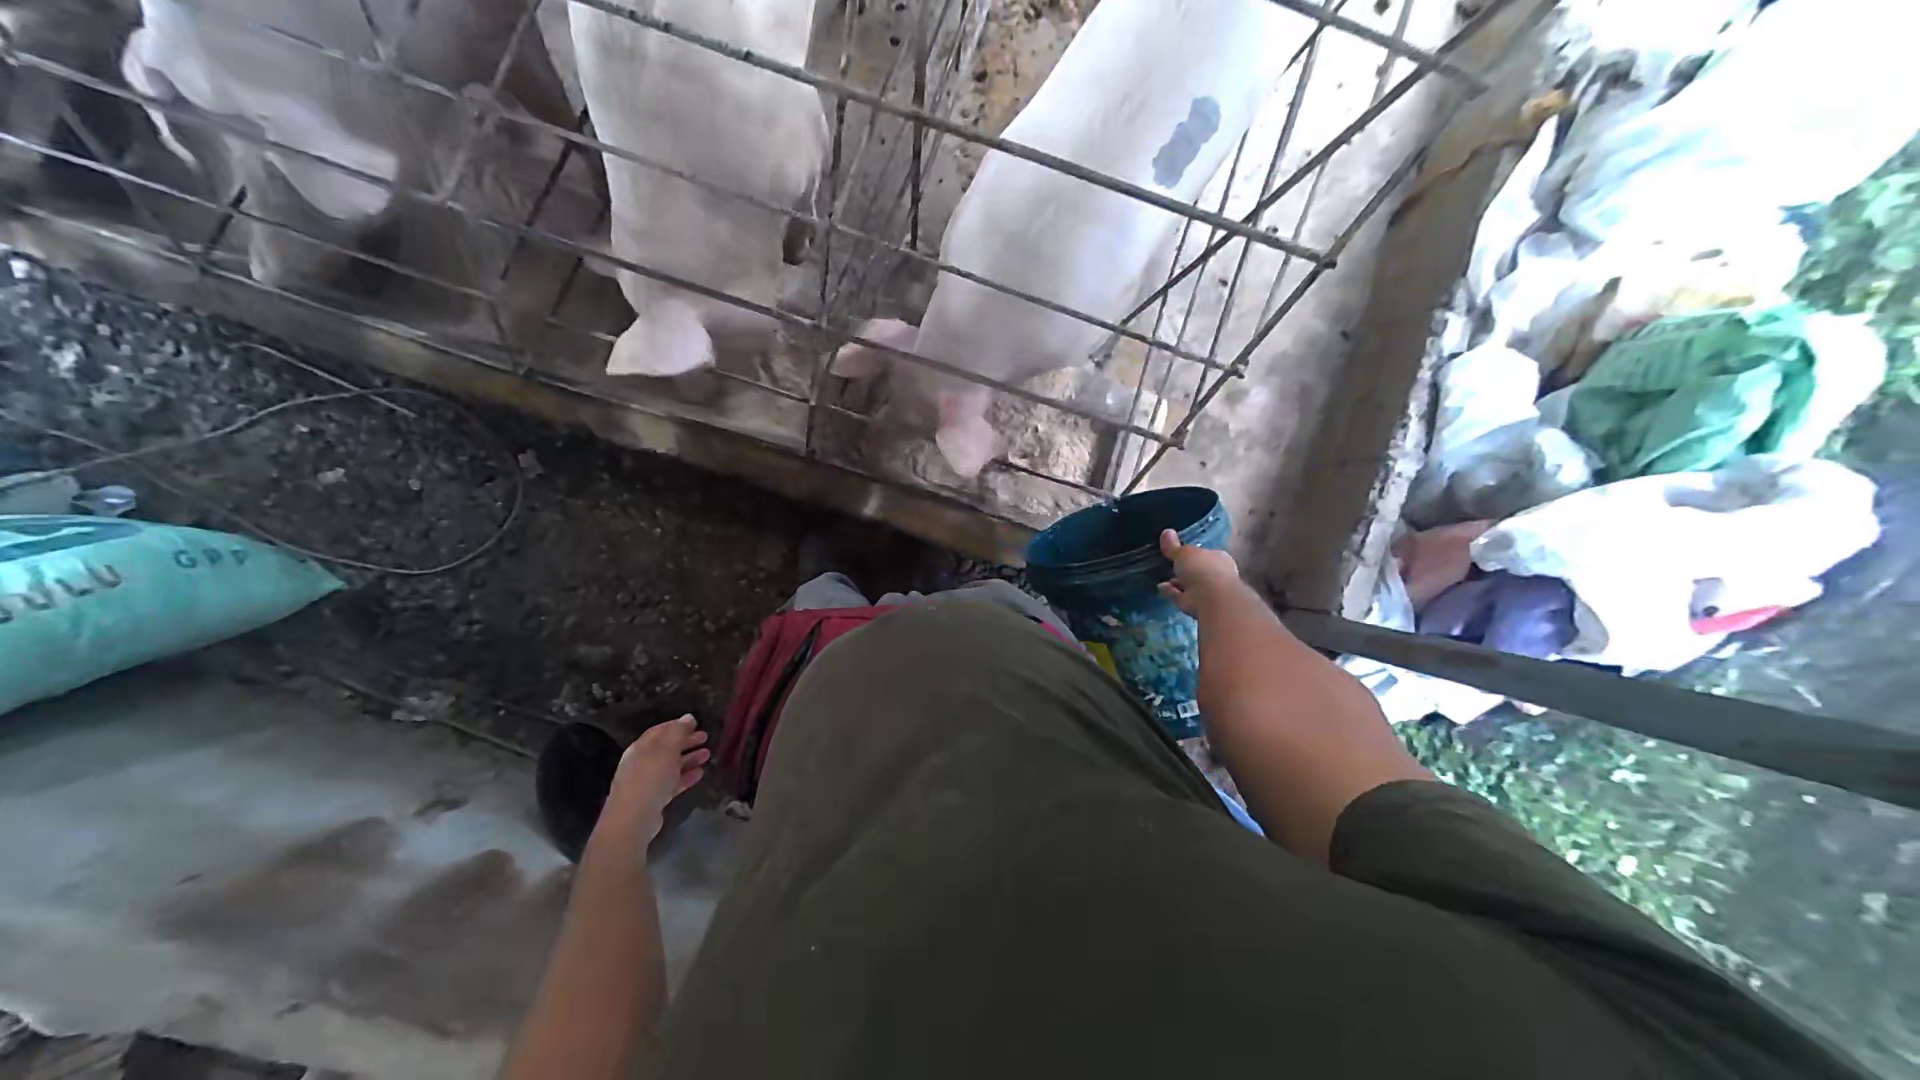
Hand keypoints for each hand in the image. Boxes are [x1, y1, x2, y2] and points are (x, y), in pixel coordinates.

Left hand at [594, 715, 709, 849]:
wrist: (633, 818)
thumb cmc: (650, 777)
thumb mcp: (666, 749)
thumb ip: (678, 732)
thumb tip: (689, 717)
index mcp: (641, 747)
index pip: (660, 731)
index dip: (678, 725)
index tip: (696, 723)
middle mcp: (642, 762)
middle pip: (667, 748)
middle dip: (686, 741)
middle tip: (705, 737)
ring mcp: (648, 780)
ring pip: (671, 765)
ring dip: (689, 758)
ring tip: (707, 755)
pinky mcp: (654, 797)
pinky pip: (673, 782)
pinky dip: (686, 776)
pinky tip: (700, 773)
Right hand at [1158, 529, 1242, 616]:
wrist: (1211, 599)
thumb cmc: (1202, 568)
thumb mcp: (1184, 553)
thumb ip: (1174, 546)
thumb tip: (1166, 532)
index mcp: (1218, 558)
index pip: (1205, 554)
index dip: (1192, 554)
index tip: (1178, 553)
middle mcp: (1217, 574)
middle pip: (1198, 571)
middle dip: (1185, 570)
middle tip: (1169, 567)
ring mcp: (1208, 592)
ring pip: (1190, 585)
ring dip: (1177, 583)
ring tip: (1162, 579)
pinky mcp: (1198, 606)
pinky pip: (1182, 597)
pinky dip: (1172, 593)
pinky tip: (1160, 588)